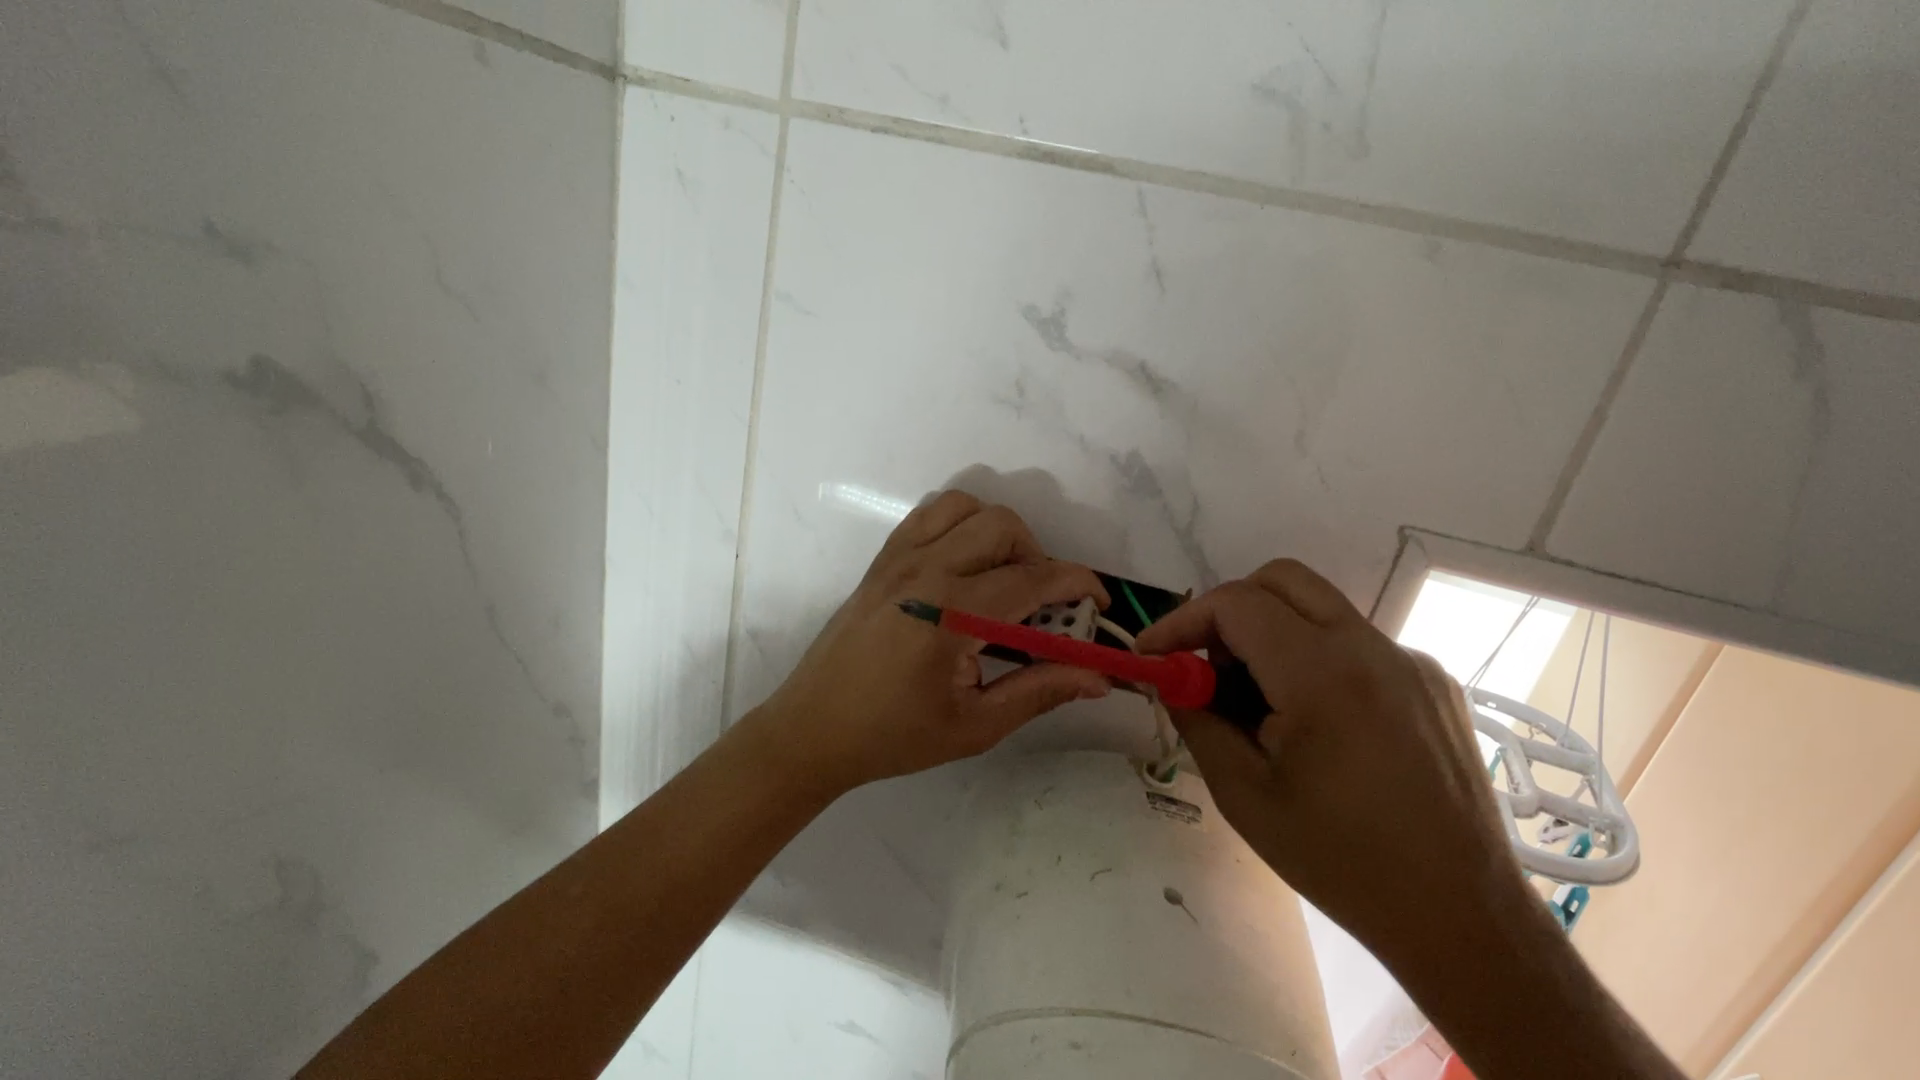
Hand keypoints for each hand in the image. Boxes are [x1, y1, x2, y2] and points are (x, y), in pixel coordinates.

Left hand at [745, 491, 1111, 798]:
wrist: (812, 730)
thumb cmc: (893, 736)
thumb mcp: (974, 725)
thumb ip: (1039, 692)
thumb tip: (1097, 676)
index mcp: (950, 614)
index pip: (1032, 578)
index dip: (1077, 584)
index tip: (1098, 604)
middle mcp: (924, 571)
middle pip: (1002, 526)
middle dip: (1039, 556)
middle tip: (1043, 604)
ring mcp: (897, 560)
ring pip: (964, 507)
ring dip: (998, 533)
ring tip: (1003, 579)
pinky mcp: (880, 562)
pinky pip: (928, 516)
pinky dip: (960, 525)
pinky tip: (964, 570)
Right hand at [1135, 559, 1524, 959]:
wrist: (1462, 915)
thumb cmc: (1341, 861)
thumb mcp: (1244, 794)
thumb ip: (1197, 720)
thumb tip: (1172, 680)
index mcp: (1324, 673)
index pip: (1236, 603)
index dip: (1182, 621)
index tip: (1153, 656)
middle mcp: (1373, 648)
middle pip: (1283, 581)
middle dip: (1228, 612)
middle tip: (1207, 669)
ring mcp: (1412, 662)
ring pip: (1322, 611)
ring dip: (1273, 637)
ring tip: (1260, 711)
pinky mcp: (1436, 684)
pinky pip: (1359, 646)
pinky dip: (1317, 663)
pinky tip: (1318, 731)